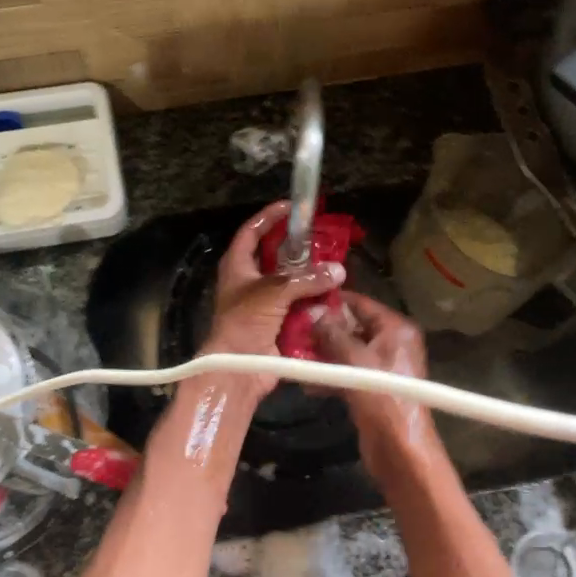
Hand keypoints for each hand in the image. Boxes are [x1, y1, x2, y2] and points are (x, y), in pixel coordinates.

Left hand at [201, 201, 345, 391]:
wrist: (238, 369)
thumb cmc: (245, 321)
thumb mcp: (274, 291)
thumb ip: (306, 278)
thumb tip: (338, 270)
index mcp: (237, 266)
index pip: (251, 231)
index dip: (270, 217)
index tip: (292, 207)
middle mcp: (249, 282)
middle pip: (276, 257)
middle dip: (299, 250)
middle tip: (323, 240)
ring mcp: (263, 305)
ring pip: (291, 284)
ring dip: (310, 279)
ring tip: (335, 267)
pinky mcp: (276, 325)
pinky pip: (299, 308)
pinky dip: (313, 304)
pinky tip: (332, 297)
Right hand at [311, 293, 445, 480]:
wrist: (399, 449)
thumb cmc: (381, 397)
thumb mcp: (353, 360)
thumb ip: (332, 334)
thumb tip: (313, 313)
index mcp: (396, 328)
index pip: (360, 303)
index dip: (332, 302)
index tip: (302, 301)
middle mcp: (392, 343)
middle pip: (352, 327)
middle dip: (323, 331)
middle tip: (292, 329)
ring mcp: (383, 367)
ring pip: (347, 352)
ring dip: (322, 355)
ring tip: (293, 354)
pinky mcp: (373, 388)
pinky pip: (348, 373)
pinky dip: (330, 376)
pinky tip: (306, 383)